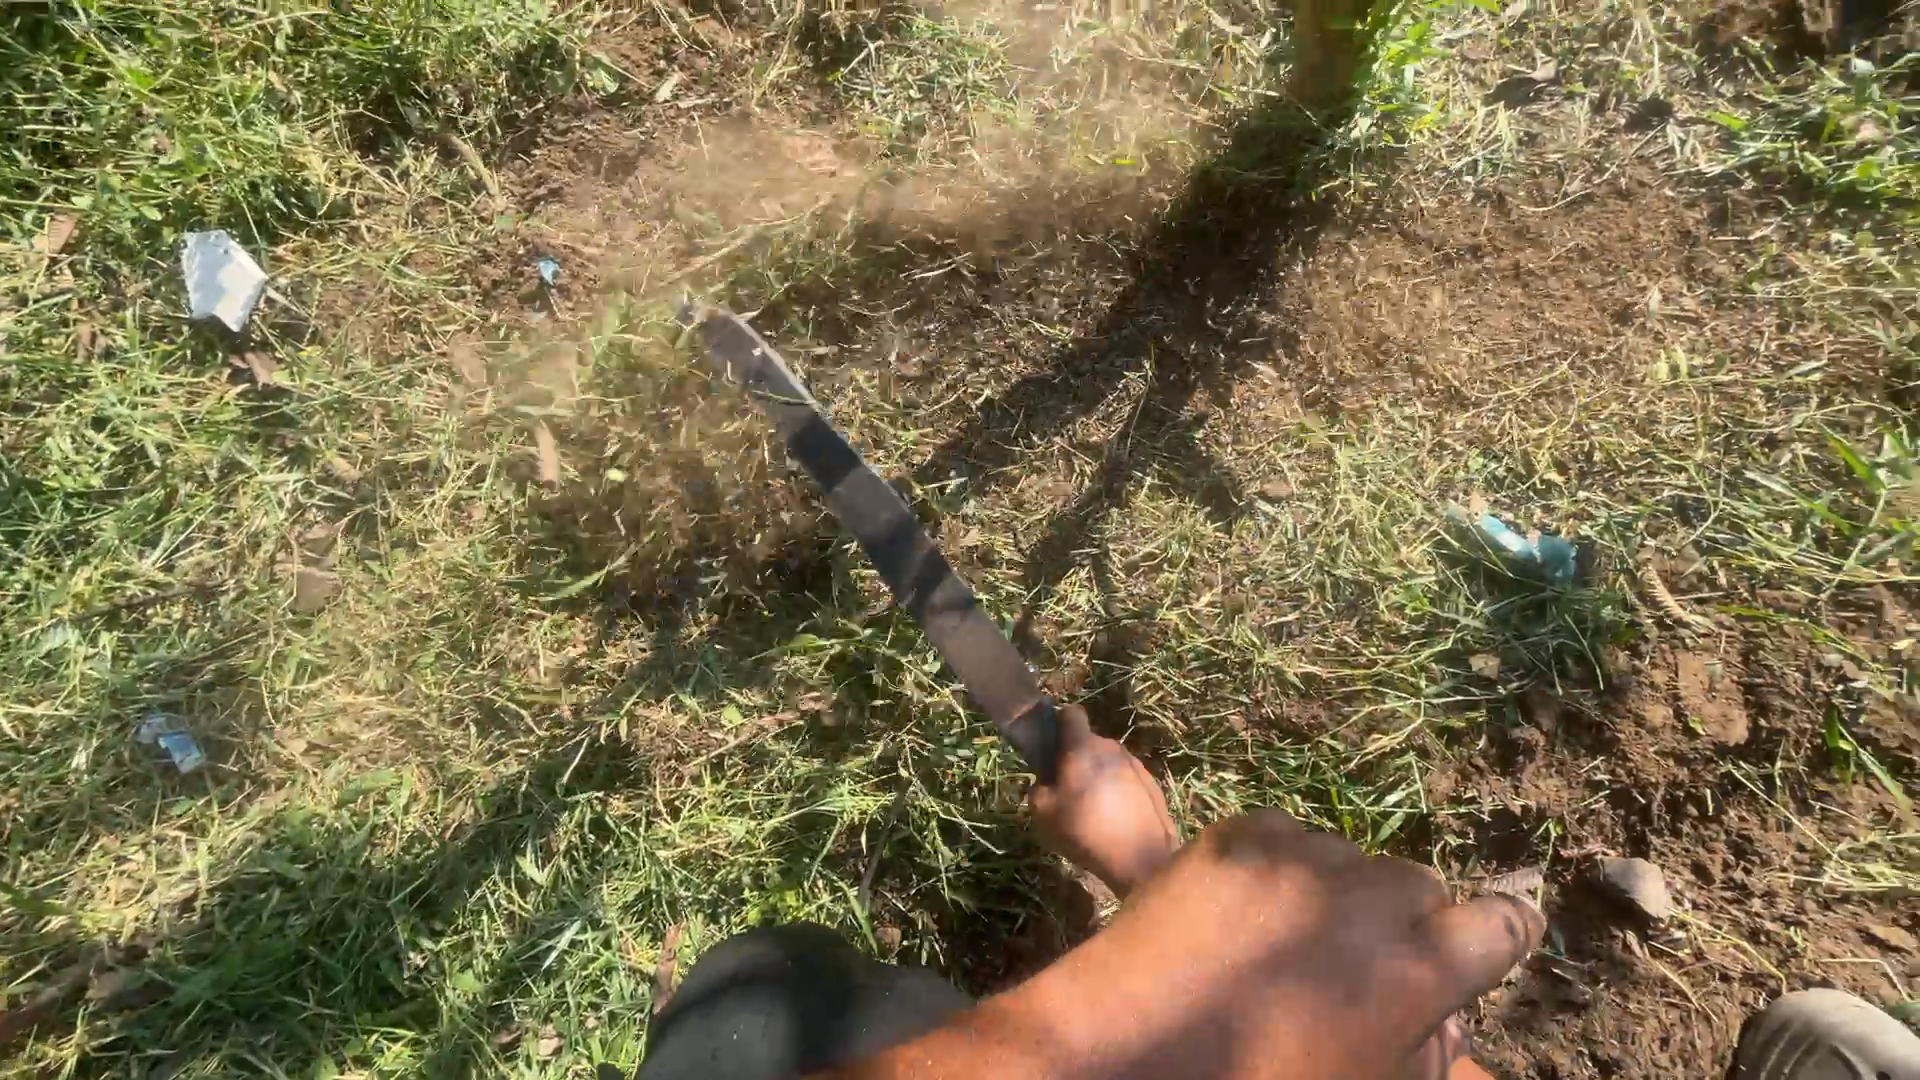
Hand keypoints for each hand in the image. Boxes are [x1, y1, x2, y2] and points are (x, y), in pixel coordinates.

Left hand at [990, 809, 1543, 1078]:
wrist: (1137, 1037)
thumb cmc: (1256, 1079)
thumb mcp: (1361, 1077)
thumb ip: (1420, 1045)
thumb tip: (1441, 1010)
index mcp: (1415, 967)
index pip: (1498, 925)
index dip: (1497, 932)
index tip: (1490, 932)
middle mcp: (1365, 896)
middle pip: (1416, 882)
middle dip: (1402, 916)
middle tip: (1358, 951)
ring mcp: (1297, 854)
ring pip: (1347, 854)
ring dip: (1336, 885)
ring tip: (1289, 928)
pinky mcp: (1239, 831)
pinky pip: (1286, 834)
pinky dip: (1282, 861)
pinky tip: (1250, 900)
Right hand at [1027, 704, 1176, 896]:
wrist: (1142, 861)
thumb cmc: (1085, 831)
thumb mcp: (1043, 814)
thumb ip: (1038, 788)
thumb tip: (1046, 781)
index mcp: (1083, 747)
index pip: (1071, 713)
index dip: (1059, 724)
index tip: (1053, 748)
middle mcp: (1111, 747)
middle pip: (1089, 742)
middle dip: (1077, 758)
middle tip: (1069, 789)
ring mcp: (1136, 765)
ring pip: (1109, 760)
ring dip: (1099, 775)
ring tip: (1095, 809)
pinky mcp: (1152, 784)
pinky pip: (1127, 778)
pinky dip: (1119, 790)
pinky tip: (1116, 819)